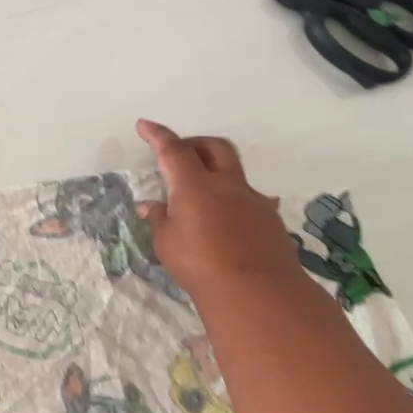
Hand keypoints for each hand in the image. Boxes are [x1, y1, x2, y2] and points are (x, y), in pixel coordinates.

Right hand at [136, 120, 303, 301]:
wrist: (256, 288)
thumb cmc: (198, 261)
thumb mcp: (165, 241)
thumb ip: (159, 219)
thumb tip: (151, 206)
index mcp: (196, 186)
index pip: (174, 151)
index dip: (158, 135)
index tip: (144, 125)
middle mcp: (227, 185)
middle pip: (215, 148)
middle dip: (194, 143)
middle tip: (177, 152)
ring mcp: (253, 200)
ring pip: (233, 173)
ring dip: (214, 172)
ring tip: (196, 194)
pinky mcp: (268, 219)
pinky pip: (247, 199)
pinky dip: (229, 200)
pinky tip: (221, 221)